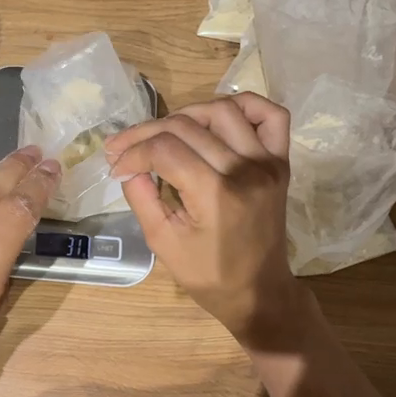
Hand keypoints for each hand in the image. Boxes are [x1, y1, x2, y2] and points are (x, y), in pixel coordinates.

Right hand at [104, 93, 315, 349]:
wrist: (258, 290)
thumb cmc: (207, 274)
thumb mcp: (162, 242)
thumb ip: (142, 198)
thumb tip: (125, 166)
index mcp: (216, 193)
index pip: (164, 149)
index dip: (132, 153)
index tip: (115, 167)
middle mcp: (246, 169)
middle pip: (186, 125)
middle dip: (145, 133)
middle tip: (123, 148)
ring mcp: (268, 162)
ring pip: (222, 110)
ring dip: (185, 115)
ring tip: (164, 134)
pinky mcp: (280, 161)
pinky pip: (270, 115)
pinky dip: (244, 105)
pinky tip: (215, 117)